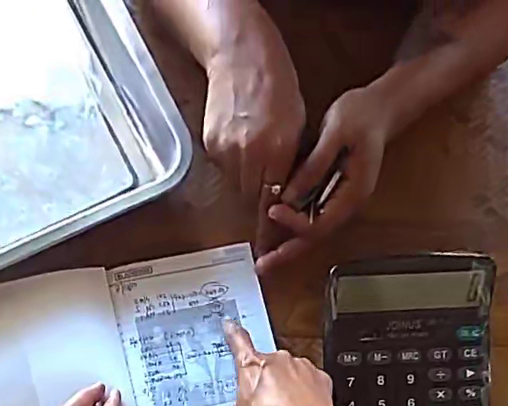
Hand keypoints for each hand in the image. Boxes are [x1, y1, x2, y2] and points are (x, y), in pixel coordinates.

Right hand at [202, 13, 304, 244]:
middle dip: (261, 193)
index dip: (269, 229)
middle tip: (264, 176)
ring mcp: (228, 151)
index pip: (274, 203)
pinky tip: (238, 136)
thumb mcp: (296, 121)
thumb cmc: (274, 81)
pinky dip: (232, 161)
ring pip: (238, 184)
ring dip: (246, 176)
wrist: (239, 51)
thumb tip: (285, 193)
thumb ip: (290, 161)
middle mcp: (252, 155)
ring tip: (252, 146)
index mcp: (279, 149)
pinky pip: (224, 168)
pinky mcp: (211, 146)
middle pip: (254, 197)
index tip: (265, 252)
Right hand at [223, 320, 356, 405]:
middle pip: (267, 366)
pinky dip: (303, 395)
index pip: (239, 343)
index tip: (230, 325)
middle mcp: (278, 360)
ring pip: (288, 374)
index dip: (233, 333)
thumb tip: (245, 396)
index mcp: (254, 366)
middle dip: (266, 382)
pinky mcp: (319, 377)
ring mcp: (300, 366)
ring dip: (285, 390)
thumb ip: (241, 397)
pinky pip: (306, 382)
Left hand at [256, 86, 392, 275]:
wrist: (379, 108)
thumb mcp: (336, 131)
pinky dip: (290, 229)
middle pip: (313, 239)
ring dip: (285, 246)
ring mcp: (337, 204)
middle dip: (285, 253)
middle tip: (261, 265)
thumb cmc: (362, 115)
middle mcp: (345, 207)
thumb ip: (314, 165)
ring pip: (309, 234)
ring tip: (262, 256)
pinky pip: (308, 219)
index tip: (273, 211)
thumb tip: (289, 196)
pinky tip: (272, 233)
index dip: (294, 223)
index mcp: (353, 195)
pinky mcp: (329, 197)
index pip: (320, 224)